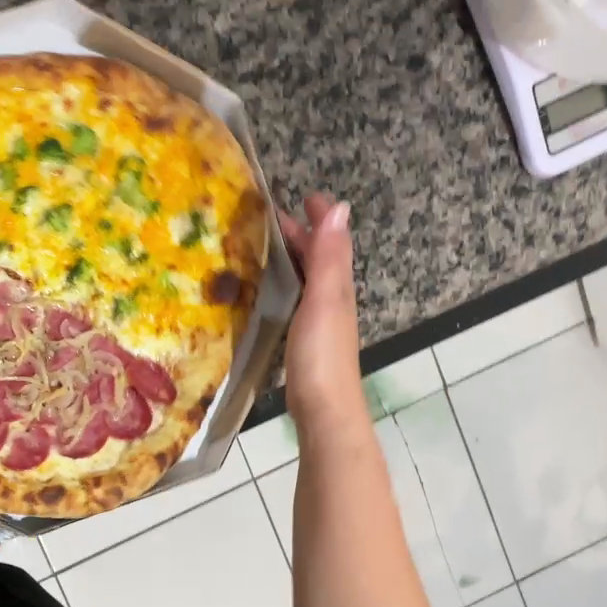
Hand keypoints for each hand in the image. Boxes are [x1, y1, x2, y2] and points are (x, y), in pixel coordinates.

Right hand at [279, 194, 363, 424]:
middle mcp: (331, 301)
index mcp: (336, 287)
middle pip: (319, 260)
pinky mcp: (304, 344)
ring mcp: (319, 324)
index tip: (304, 196)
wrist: (324, 410)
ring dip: (293, 262)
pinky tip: (271, 297)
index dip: (319, 219)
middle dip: (303, 237)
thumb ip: (328, 258)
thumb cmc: (321, 356)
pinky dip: (286, 289)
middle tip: (275, 220)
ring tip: (267, 251)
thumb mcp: (323, 300)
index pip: (329, 242)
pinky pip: (296, 304)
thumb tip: (339, 207)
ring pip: (307, 281)